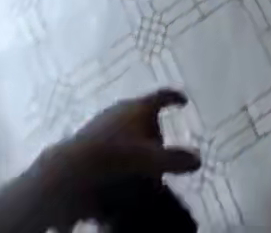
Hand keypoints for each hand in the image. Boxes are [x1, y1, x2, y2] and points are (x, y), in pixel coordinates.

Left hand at [29, 89, 201, 226]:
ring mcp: (104, 121)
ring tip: (143, 167)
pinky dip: (121, 154)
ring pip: (127, 129)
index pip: (162, 95)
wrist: (71, 170)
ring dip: (137, 144)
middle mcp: (121, 108)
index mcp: (139, 106)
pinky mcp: (90, 138)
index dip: (174, 97)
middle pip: (144, 115)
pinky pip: (112, 142)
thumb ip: (174, 160)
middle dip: (154, 130)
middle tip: (162, 151)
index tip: (184, 101)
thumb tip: (198, 160)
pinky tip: (122, 175)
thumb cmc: (115, 158)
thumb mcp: (149, 161)